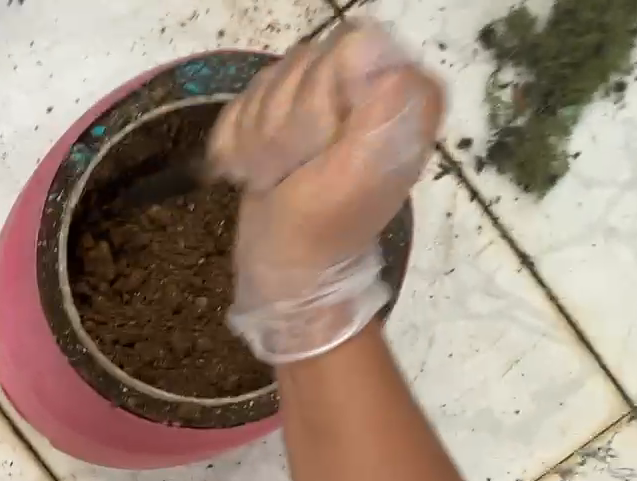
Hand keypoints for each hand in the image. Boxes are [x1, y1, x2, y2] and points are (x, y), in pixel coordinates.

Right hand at [203, 19, 444, 363]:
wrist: (283, 276)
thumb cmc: (316, 235)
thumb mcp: (355, 173)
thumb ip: (378, 102)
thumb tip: (364, 47)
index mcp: (402, 93)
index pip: (347, 47)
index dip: (316, 101)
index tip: (314, 153)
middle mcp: (366, 87)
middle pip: (303, 62)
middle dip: (282, 125)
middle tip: (291, 173)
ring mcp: (318, 104)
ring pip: (267, 82)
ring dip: (256, 139)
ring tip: (274, 177)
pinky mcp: (280, 122)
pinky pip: (240, 105)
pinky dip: (235, 144)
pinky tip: (252, 173)